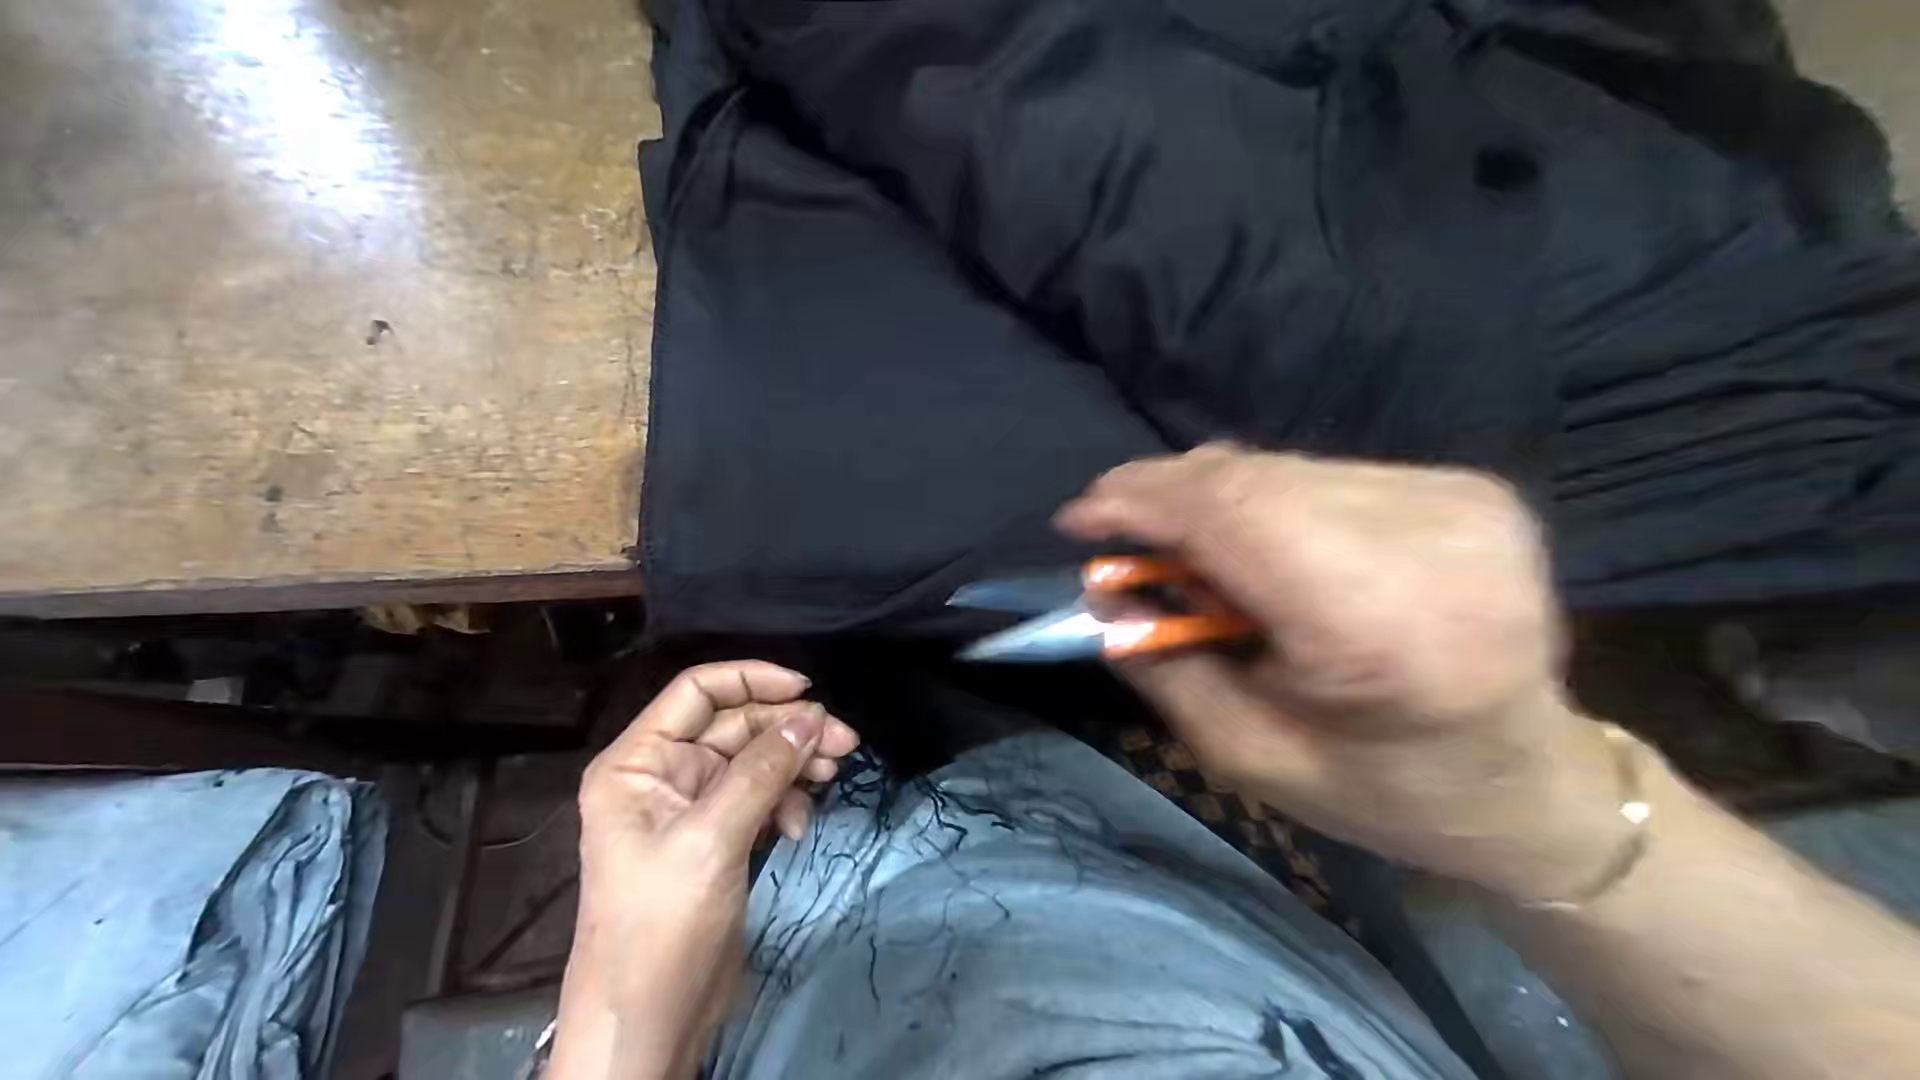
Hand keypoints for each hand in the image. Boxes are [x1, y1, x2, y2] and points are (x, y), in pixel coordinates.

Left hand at [551, 662, 859, 1079]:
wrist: (650, 1023)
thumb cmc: (661, 926)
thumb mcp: (712, 840)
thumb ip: (762, 771)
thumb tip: (812, 717)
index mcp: (640, 762)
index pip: (698, 691)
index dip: (752, 678)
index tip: (807, 690)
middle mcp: (665, 773)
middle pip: (738, 725)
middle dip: (790, 729)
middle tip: (844, 742)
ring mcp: (694, 804)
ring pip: (756, 758)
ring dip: (796, 762)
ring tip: (834, 774)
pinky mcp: (720, 834)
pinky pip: (762, 794)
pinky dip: (787, 800)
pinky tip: (800, 824)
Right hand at [1056, 445, 1634, 901]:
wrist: (1529, 782)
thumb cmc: (1377, 788)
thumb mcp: (1243, 751)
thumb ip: (1162, 662)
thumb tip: (1101, 589)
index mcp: (1381, 628)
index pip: (1236, 514)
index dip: (1142, 501)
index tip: (1077, 520)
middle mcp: (1433, 542)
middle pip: (1252, 478)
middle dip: (1160, 492)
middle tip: (1110, 524)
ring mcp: (1460, 502)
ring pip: (1279, 466)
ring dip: (1204, 495)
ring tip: (1173, 541)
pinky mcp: (1465, 486)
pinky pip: (1317, 471)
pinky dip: (1258, 495)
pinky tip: (1245, 537)